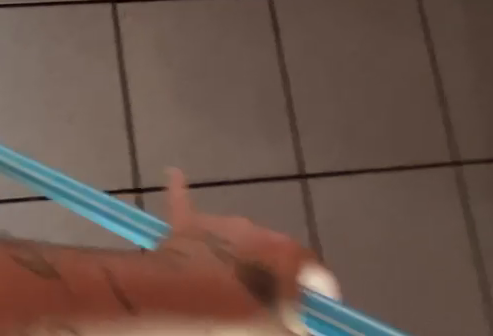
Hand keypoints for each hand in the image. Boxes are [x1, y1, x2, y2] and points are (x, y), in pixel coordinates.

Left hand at [154, 168, 338, 330]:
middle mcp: (256, 229)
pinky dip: (180, 190)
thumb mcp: (280, 330)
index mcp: (286, 253)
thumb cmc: (240, 317)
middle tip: (269, 302)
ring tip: (230, 284)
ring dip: (239, 256)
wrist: (187, 297)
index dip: (319, 289)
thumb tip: (295, 324)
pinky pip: (184, 202)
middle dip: (273, 274)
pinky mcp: (188, 222)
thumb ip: (293, 325)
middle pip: (273, 251)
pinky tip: (174, 173)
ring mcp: (220, 222)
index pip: (314, 268)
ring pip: (237, 238)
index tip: (318, 305)